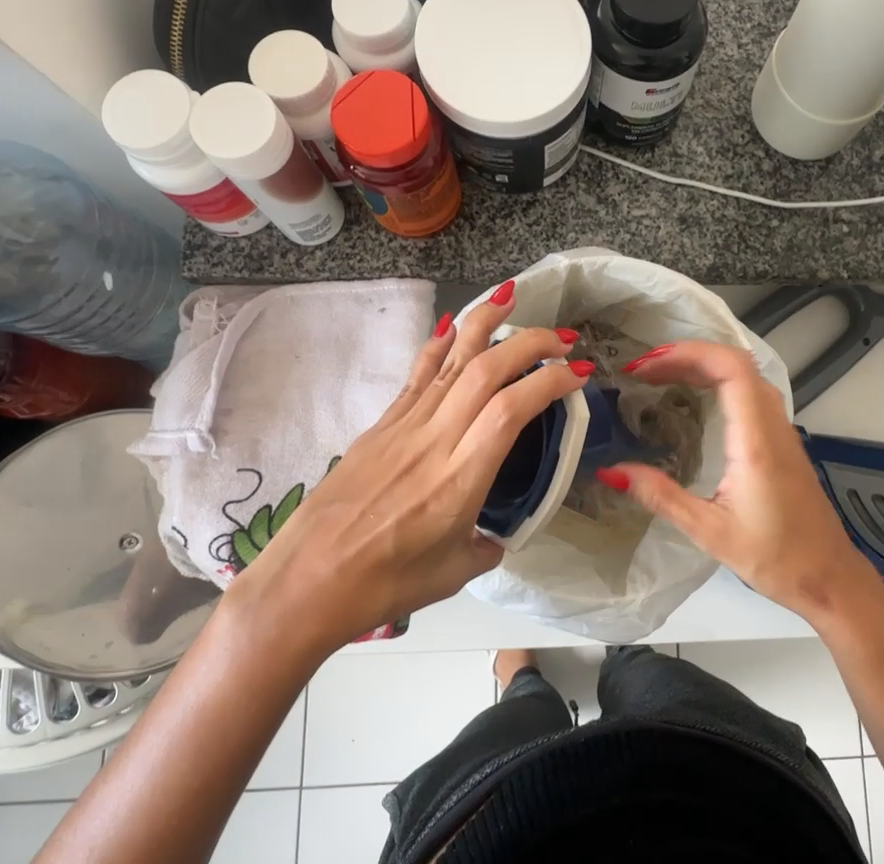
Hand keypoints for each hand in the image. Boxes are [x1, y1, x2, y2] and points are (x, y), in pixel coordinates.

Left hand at [224, 281, 588, 652]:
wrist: (307, 581)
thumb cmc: (385, 585)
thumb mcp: (454, 572)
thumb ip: (485, 547)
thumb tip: (492, 536)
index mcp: (462, 476)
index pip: (513, 408)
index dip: (549, 382)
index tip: (577, 373)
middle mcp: (435, 439)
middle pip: (487, 370)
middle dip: (530, 343)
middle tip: (562, 340)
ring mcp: (404, 426)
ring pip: (451, 359)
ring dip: (485, 324)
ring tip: (513, 298)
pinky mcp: (380, 426)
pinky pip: (418, 374)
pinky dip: (441, 345)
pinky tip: (454, 327)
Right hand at [599, 340, 882, 622]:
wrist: (829, 577)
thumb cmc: (775, 557)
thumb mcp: (708, 531)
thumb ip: (660, 496)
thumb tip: (612, 472)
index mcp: (755, 441)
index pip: (730, 368)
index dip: (688, 354)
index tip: (647, 366)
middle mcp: (773, 426)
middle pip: (735, 364)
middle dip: (686, 357)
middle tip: (644, 372)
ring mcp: (782, 431)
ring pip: (746, 376)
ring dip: (703, 367)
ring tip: (662, 379)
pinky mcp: (783, 442)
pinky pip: (751, 394)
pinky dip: (718, 384)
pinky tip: (693, 402)